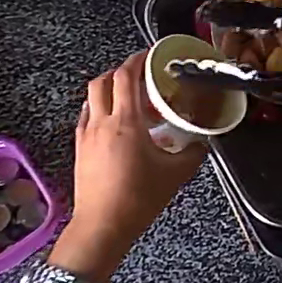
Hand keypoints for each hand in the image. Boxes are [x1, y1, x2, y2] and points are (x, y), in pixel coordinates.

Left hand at [51, 52, 205, 279]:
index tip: (150, 56)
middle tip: (140, 75)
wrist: (102, 226)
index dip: (137, 60)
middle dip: (120, 72)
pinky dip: (99, 110)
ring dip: (109, 91)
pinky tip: (114, 124)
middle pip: (103, 81)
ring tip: (130, 100)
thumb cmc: (137, 200)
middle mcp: (101, 123)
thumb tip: (201, 144)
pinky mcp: (80, 149)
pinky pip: (87, 117)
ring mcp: (86, 135)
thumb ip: (192, 153)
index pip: (125, 76)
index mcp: (126, 122)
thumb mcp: (174, 175)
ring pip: (92, 98)